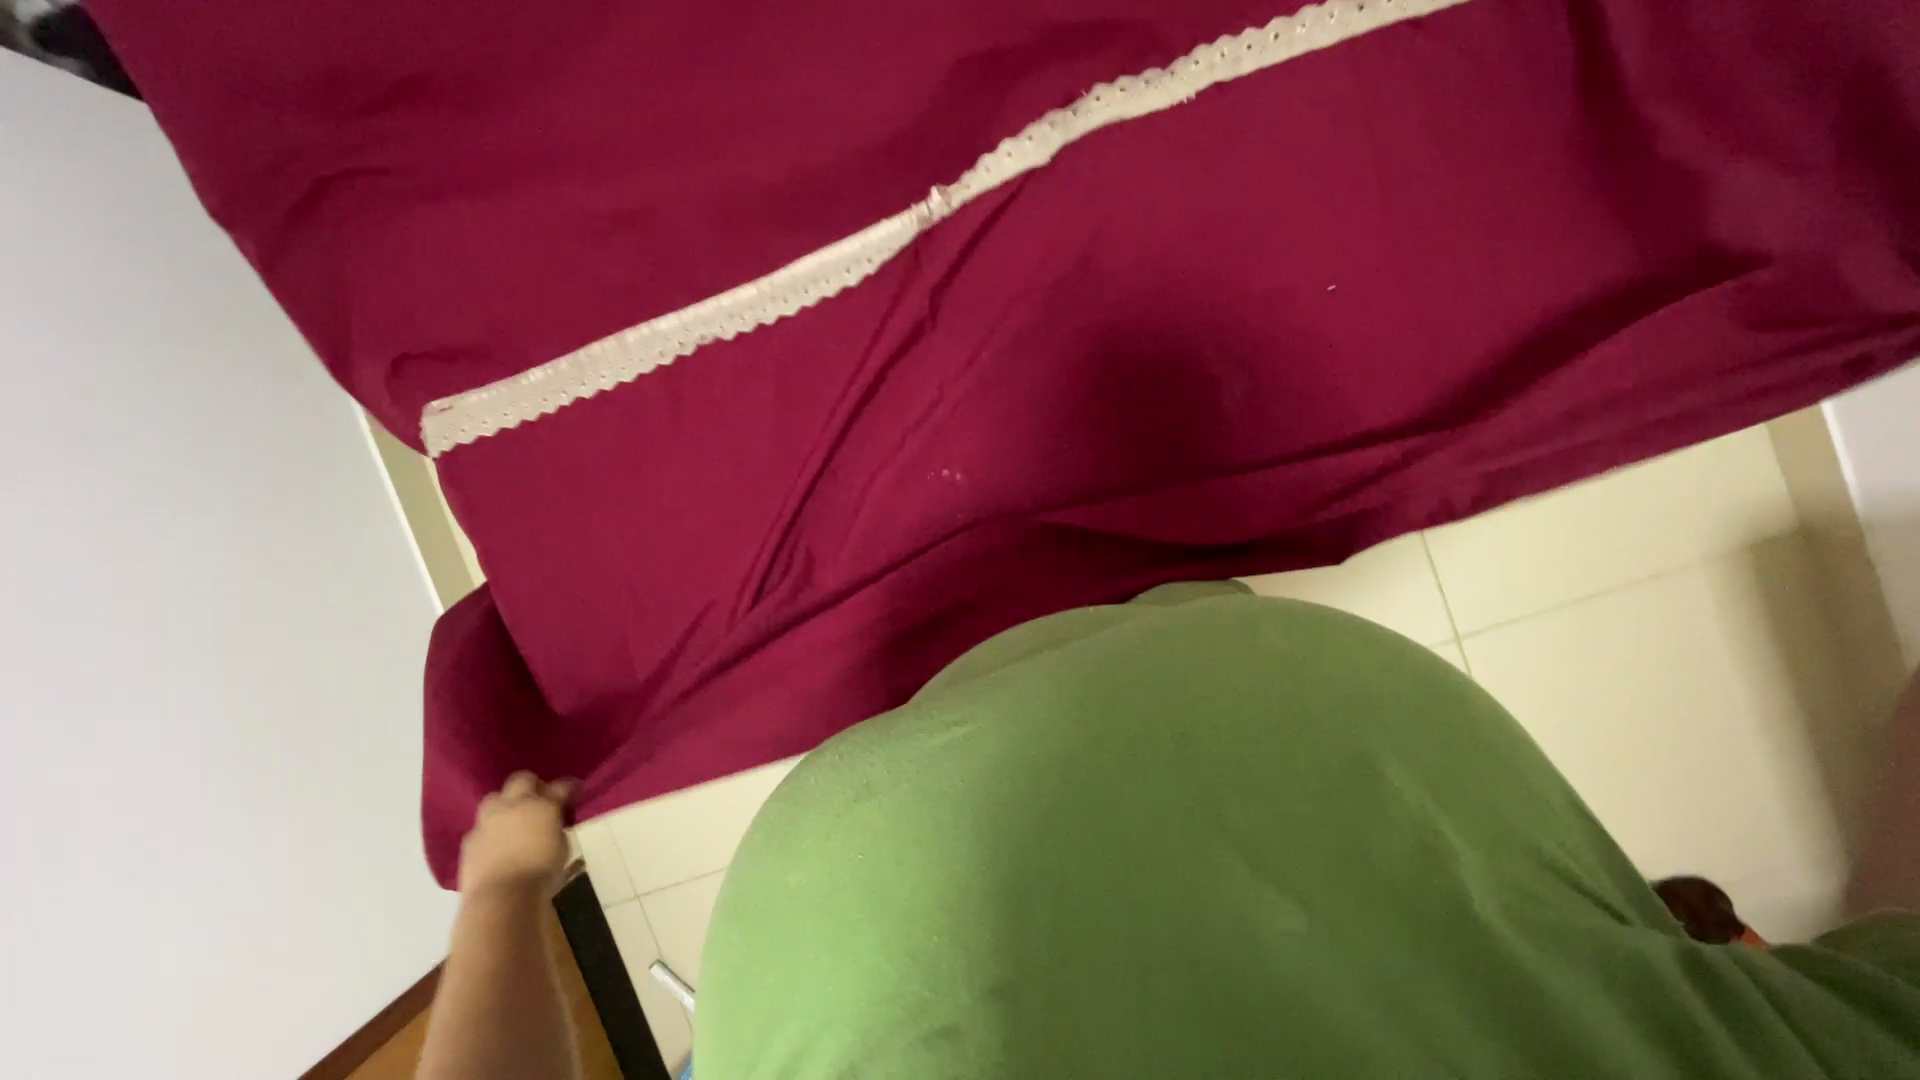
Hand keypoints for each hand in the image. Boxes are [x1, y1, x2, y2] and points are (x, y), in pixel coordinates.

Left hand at [457, 772, 577, 900]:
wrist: (501, 897)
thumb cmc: (542, 873)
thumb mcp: (562, 848)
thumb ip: (555, 829)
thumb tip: (549, 826)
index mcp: (542, 806)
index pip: (561, 786)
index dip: (569, 788)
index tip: (575, 792)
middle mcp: (514, 805)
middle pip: (522, 779)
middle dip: (533, 786)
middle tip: (540, 801)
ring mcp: (488, 821)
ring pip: (495, 798)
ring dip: (506, 804)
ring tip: (513, 820)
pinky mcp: (470, 839)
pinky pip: (481, 827)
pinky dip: (490, 831)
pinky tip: (496, 845)